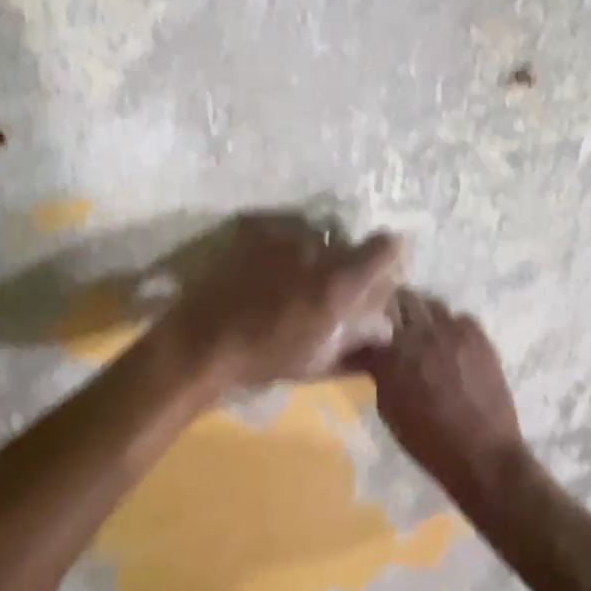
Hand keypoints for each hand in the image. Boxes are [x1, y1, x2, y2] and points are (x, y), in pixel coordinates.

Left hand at [162, 214, 403, 387]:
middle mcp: (316, 249)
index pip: (387, 246)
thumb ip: (359, 340)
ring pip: (313, 236)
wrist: (201, 343)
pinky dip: (281, 249)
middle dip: (344, 263)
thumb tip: (382, 326)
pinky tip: (264, 272)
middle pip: (347, 244)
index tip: (377, 275)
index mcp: (338, 282)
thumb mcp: (320, 361)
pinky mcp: (252, 229)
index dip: (388, 257)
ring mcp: (281, 235)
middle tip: (324, 289)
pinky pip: (282, 231)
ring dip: (311, 255)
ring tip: (288, 282)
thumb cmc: (264, 359)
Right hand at [347, 290, 531, 496]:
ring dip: (421, 315)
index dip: (365, 323)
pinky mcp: (479, 337)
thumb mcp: (388, 407)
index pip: (371, 319)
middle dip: (393, 309)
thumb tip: (369, 353)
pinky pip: (459, 318)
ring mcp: (454, 332)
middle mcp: (422, 333)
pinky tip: (448, 343)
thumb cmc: (427, 439)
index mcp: (393, 352)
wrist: (482, 454)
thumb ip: (378, 371)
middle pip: (402, 300)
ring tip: (421, 333)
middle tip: (390, 325)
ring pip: (431, 305)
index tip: (362, 330)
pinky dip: (449, 326)